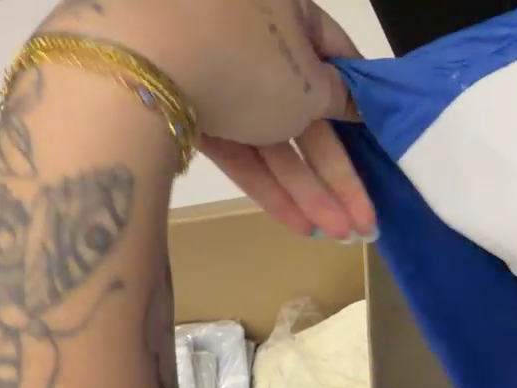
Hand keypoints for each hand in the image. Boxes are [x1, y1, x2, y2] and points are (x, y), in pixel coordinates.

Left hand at [44, 0, 374, 239]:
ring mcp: (208, 64)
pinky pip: (234, 143)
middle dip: (336, 172)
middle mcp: (245, 27)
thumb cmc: (246, 60)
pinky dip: (265, 183)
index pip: (335, 55)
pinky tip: (298, 224)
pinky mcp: (178, 100)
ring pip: (271, 133)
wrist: (136, 63)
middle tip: (364, 221)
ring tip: (338, 235)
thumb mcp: (310, 84)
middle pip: (304, 109)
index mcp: (283, 4)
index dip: (360, 105)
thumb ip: (340, 97)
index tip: (380, 147)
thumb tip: (354, 101)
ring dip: (309, 189)